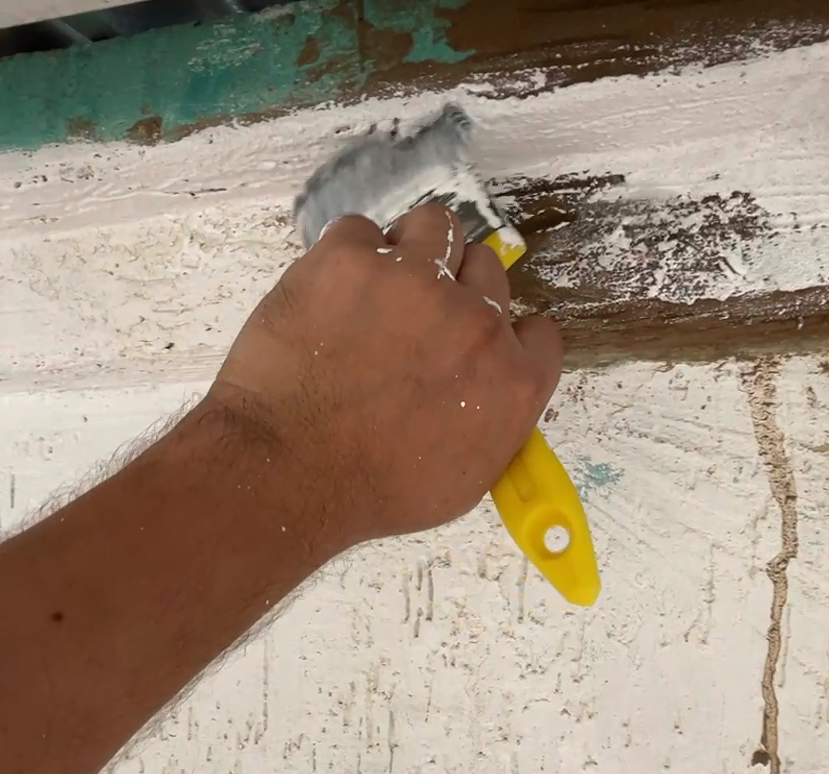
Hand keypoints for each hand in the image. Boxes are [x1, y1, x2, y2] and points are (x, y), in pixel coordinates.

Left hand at [205, 202, 563, 548]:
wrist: (290, 471)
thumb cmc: (373, 492)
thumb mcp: (462, 483)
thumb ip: (493, 425)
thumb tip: (488, 394)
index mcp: (512, 380)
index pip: (539, 332)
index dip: (506, 336)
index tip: (478, 343)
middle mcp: (476, 321)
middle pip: (488, 270)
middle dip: (458, 291)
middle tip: (417, 321)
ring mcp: (415, 280)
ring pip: (436, 227)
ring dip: (417, 250)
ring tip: (381, 289)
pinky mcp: (351, 258)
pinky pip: (361, 231)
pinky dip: (349, 258)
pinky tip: (331, 297)